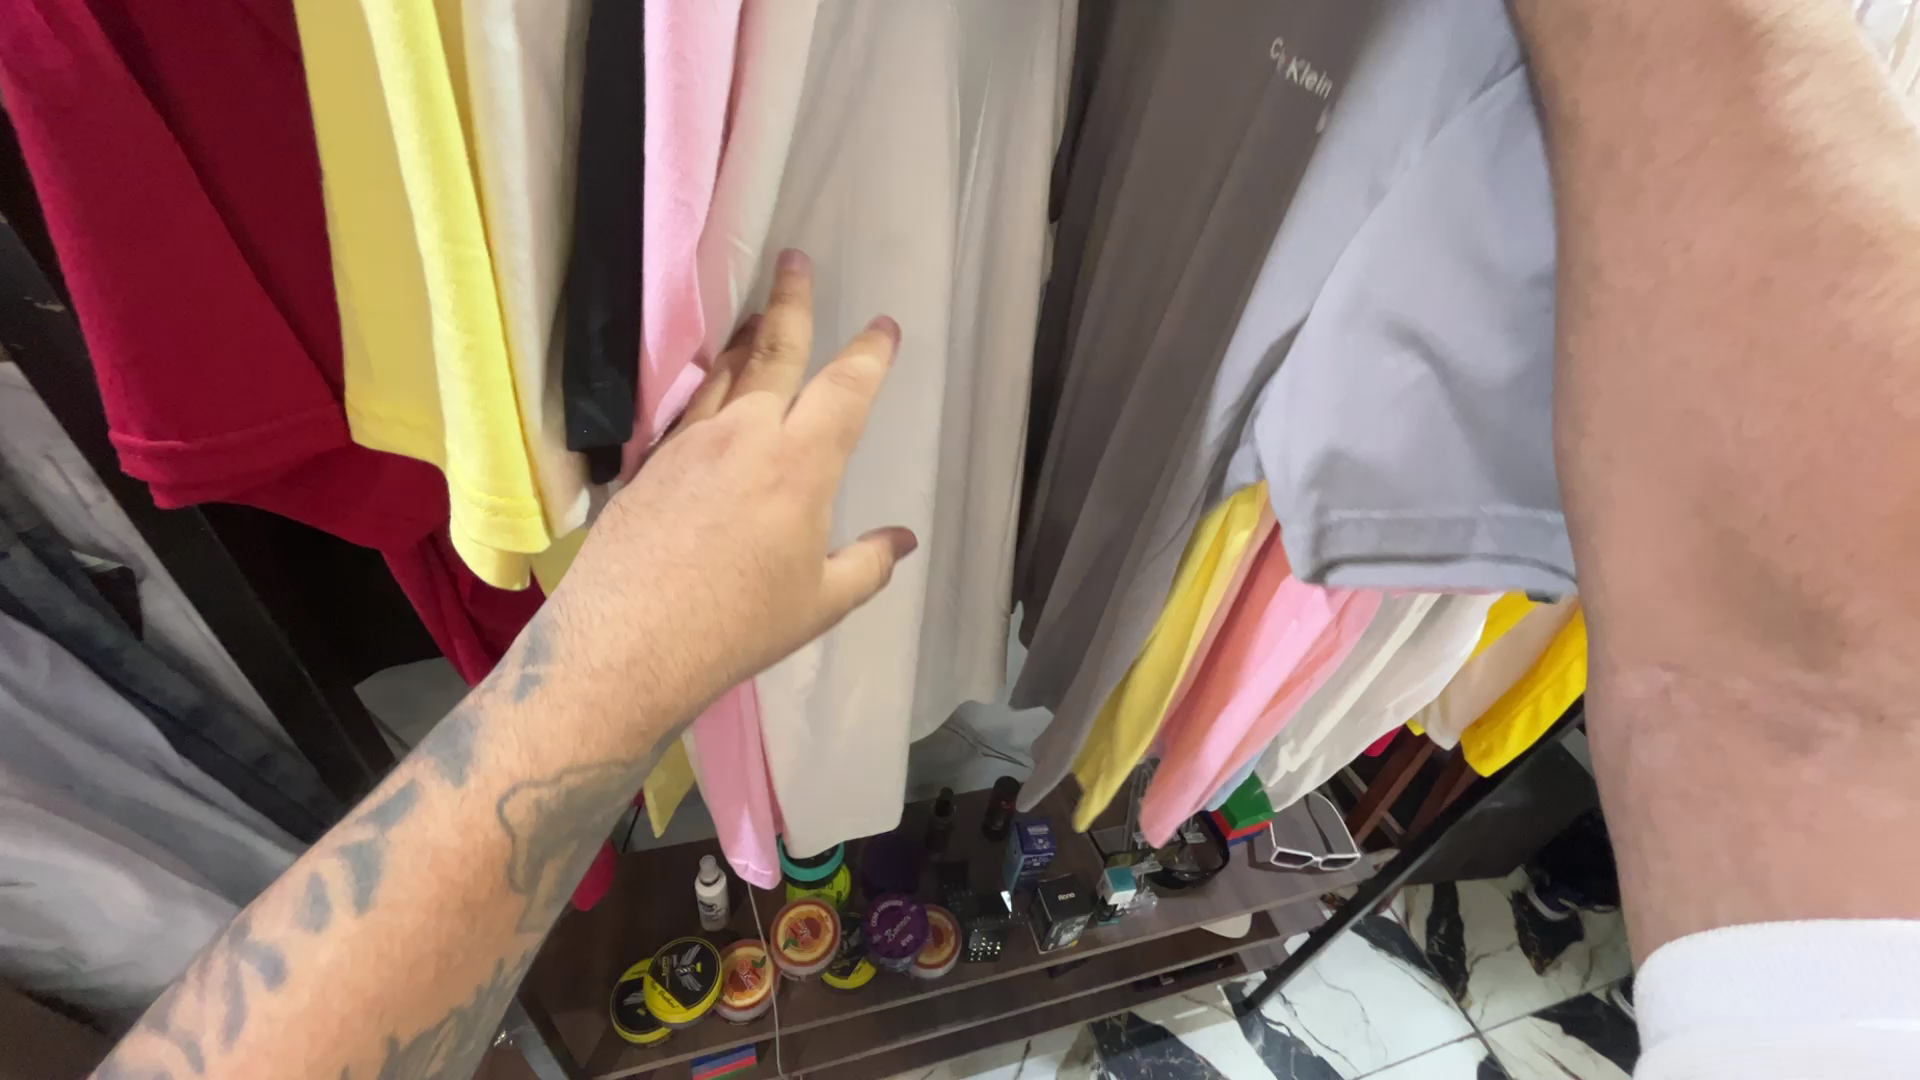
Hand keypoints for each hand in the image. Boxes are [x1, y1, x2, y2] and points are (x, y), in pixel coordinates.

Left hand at [545, 250, 915, 723]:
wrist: (626, 645)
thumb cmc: (739, 625)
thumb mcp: (822, 601)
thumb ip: (869, 564)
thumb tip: (904, 541)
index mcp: (799, 464)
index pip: (845, 389)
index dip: (871, 354)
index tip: (883, 327)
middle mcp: (744, 435)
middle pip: (774, 349)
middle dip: (792, 301)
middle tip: (795, 260)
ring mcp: (689, 443)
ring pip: (725, 370)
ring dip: (747, 336)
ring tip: (759, 313)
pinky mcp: (650, 462)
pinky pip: (689, 405)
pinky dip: (709, 383)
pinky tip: (710, 387)